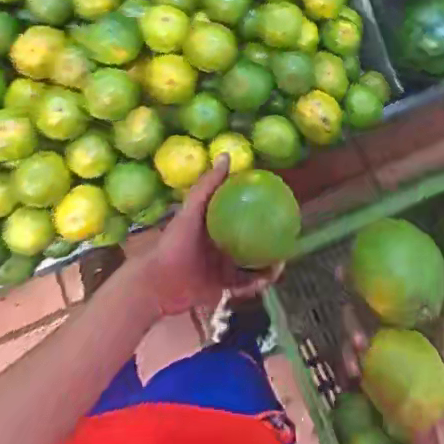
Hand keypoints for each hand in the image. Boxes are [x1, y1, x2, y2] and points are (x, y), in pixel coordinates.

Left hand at [127, 156, 280, 315]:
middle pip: (250, 238)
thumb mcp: (191, 211)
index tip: (276, 200)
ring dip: (267, 264)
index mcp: (213, 224)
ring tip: (281, 262)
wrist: (158, 284)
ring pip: (251, 264)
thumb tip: (226, 156)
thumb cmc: (173, 243)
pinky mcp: (222, 287)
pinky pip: (244, 285)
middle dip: (267, 239)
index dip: (257, 207)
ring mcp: (222, 266)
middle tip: (286, 235)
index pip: (239, 211)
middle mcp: (220, 243)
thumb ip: (207, 185)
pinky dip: (256, 283)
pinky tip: (267, 279)